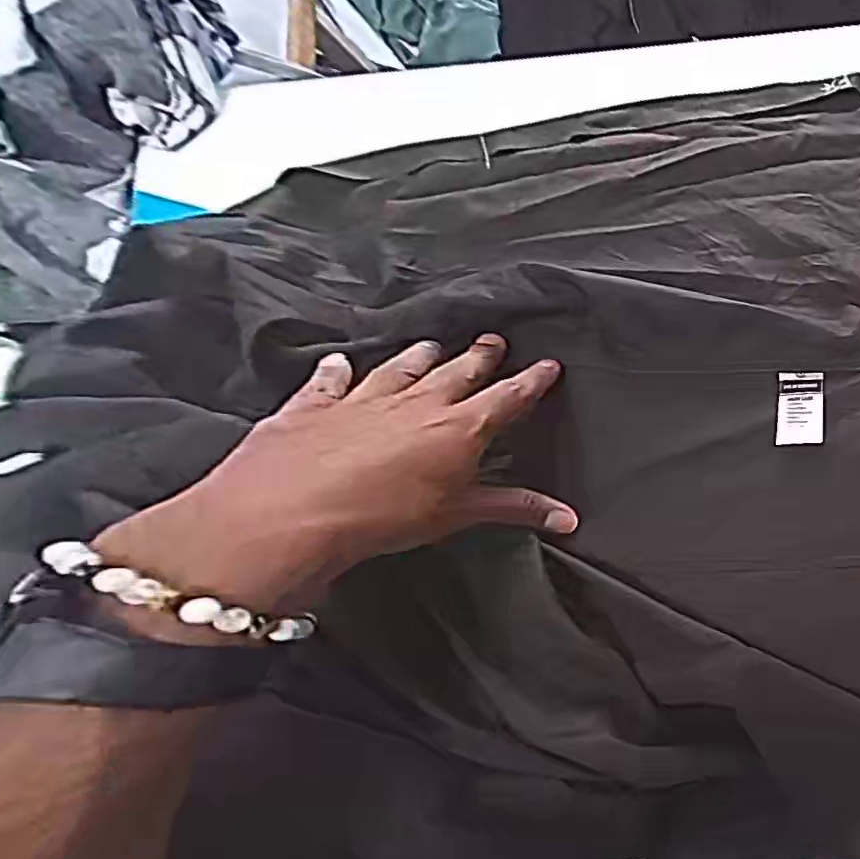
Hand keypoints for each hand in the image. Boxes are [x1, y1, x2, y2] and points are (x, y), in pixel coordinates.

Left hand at [91, 335, 574, 640]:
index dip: (531, 381)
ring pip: (400, 369)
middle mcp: (415, 404)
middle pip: (457, 373)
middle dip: (479, 357)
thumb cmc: (385, 515)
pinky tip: (338, 361)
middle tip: (492, 339)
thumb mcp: (461, 514)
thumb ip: (516, 509)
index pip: (507, 398)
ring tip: (432, 344)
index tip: (547, 364)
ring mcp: (362, 401)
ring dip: (420, 357)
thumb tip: (568, 518)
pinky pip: (328, 382)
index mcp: (458, 429)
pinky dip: (336, 371)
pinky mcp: (313, 408)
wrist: (290, 514)